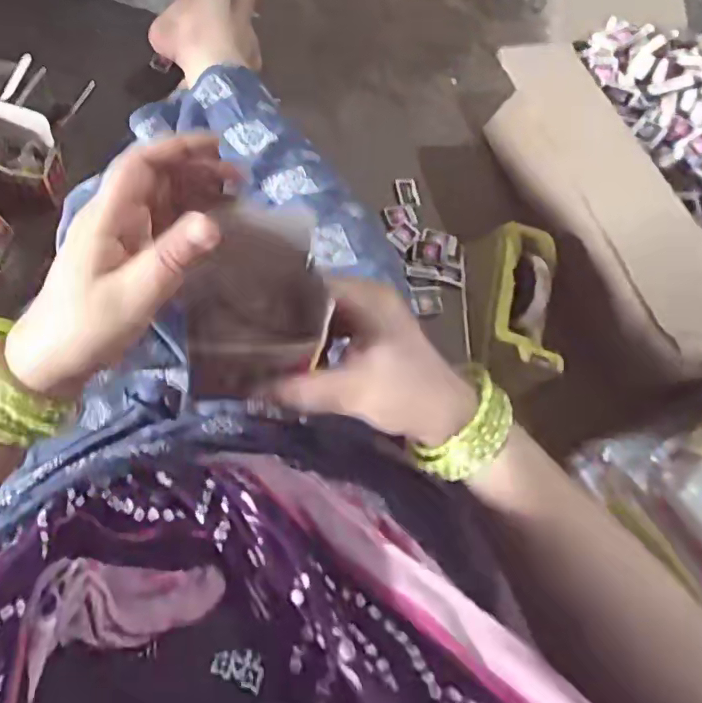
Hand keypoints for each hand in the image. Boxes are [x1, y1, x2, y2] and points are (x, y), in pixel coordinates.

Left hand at [4, 132, 239, 399]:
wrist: (49, 362)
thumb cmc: (86, 326)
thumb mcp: (135, 294)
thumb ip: (173, 256)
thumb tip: (213, 223)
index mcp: (107, 215)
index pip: (140, 163)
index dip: (177, 148)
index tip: (217, 147)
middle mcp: (112, 216)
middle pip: (154, 176)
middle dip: (194, 168)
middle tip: (237, 178)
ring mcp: (118, 234)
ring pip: (159, 197)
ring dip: (193, 190)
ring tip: (232, 195)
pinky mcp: (124, 253)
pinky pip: (159, 222)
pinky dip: (186, 216)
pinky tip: (209, 222)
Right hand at [266, 277, 477, 446]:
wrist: (451, 420)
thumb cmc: (405, 394)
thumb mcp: (350, 392)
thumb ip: (299, 388)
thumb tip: (251, 388)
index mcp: (366, 295)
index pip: (308, 282)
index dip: (278, 297)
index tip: (250, 313)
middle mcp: (367, 294)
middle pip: (312, 295)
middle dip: (284, 314)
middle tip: (252, 330)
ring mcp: (370, 312)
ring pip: (320, 312)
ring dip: (297, 328)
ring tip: (265, 341)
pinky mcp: (370, 331)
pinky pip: (331, 326)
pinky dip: (312, 338)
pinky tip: (292, 353)